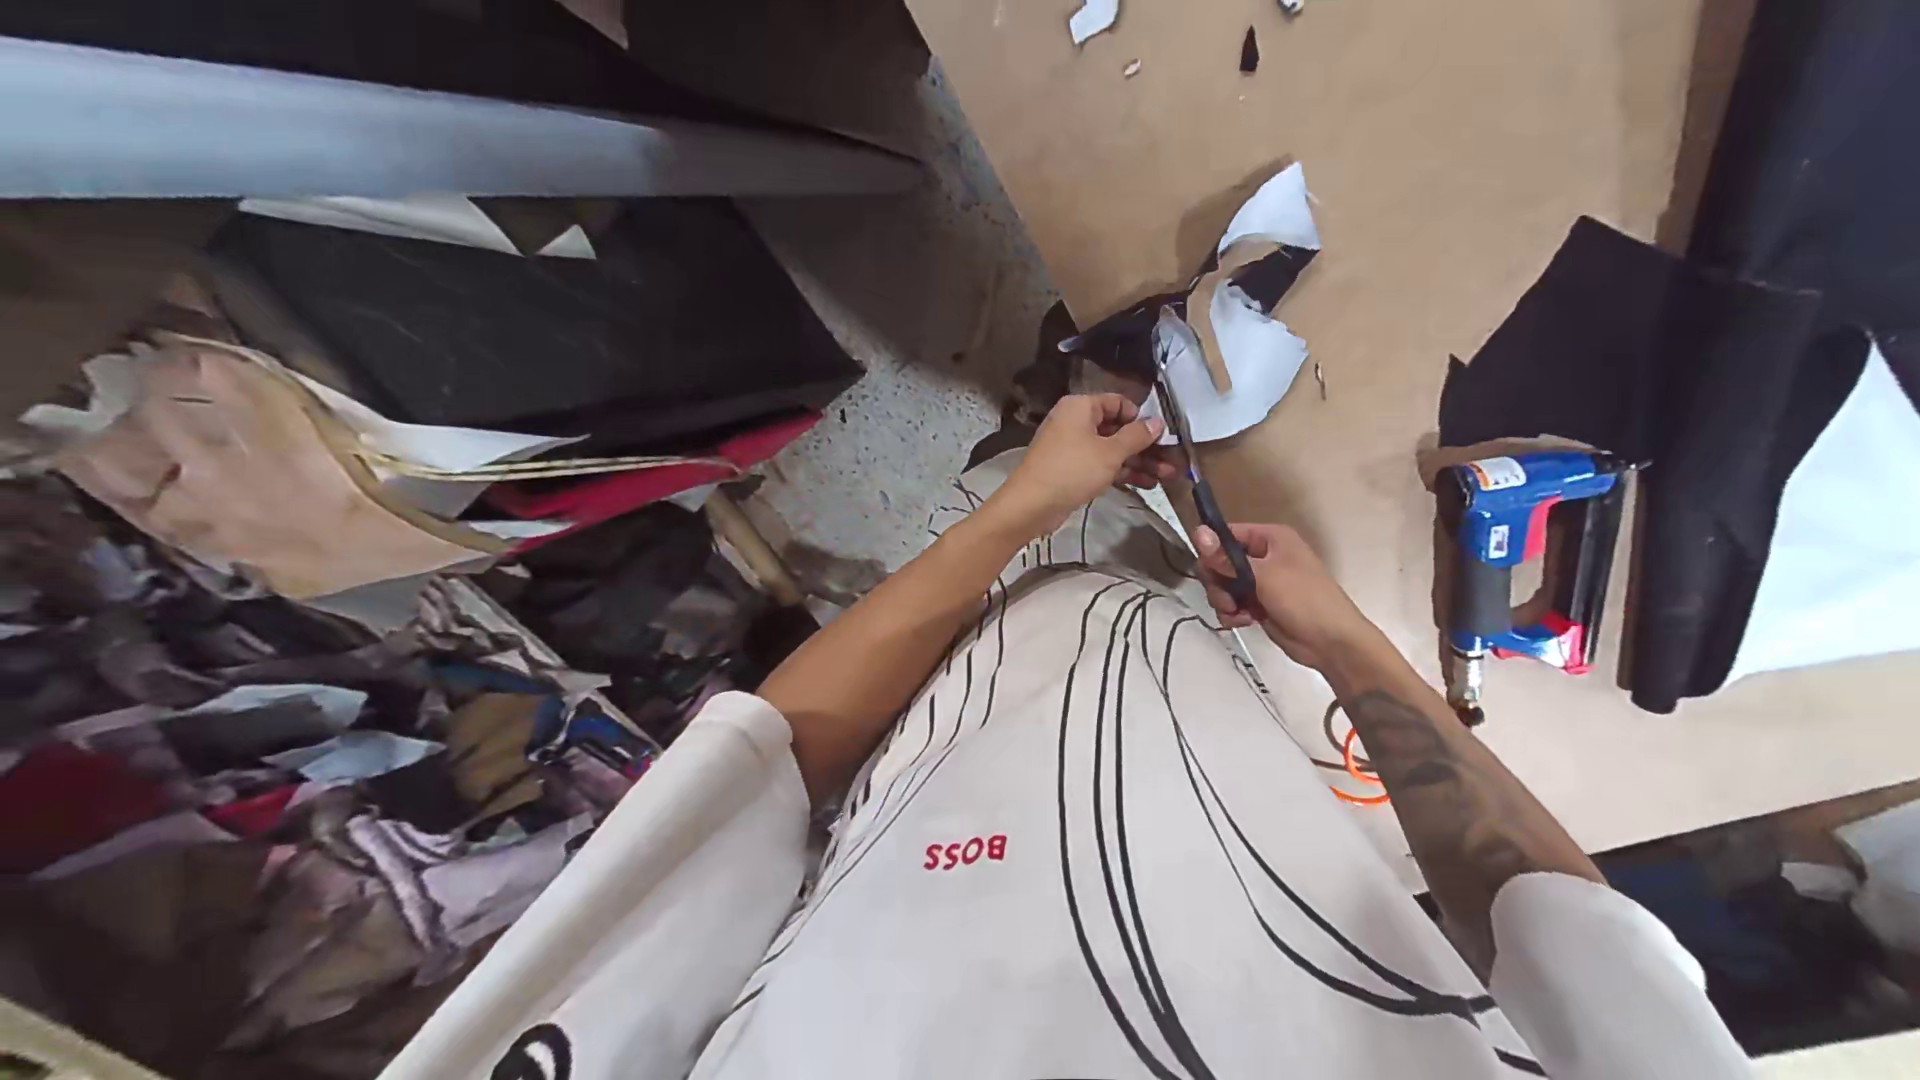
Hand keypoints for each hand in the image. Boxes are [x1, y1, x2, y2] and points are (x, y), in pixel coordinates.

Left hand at [983, 394, 1166, 538]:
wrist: (1031, 505)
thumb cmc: (1071, 470)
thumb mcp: (1109, 452)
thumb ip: (1136, 436)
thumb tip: (1157, 422)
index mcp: (1080, 407)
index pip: (1118, 403)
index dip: (1141, 418)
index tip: (1162, 435)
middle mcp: (1075, 422)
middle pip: (1117, 428)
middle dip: (1145, 446)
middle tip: (1172, 461)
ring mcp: (1072, 447)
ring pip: (1111, 450)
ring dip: (1138, 462)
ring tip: (1167, 477)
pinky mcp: (1072, 470)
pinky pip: (1101, 465)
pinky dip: (1121, 473)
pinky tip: (1146, 484)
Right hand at [1195, 523, 1378, 670]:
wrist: (1332, 643)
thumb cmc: (1304, 600)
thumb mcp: (1263, 576)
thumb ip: (1226, 557)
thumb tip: (1197, 532)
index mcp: (1270, 538)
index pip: (1226, 535)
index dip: (1212, 551)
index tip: (1208, 570)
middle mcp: (1263, 555)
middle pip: (1219, 562)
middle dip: (1218, 583)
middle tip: (1226, 598)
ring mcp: (1260, 581)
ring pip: (1222, 584)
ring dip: (1224, 600)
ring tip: (1237, 613)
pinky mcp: (1258, 603)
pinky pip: (1231, 602)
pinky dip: (1232, 613)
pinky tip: (1243, 621)